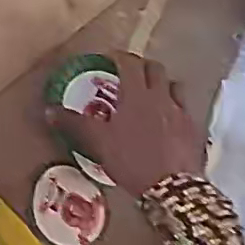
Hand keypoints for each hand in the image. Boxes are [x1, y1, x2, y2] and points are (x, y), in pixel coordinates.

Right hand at [46, 53, 202, 196]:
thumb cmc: (131, 159)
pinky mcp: (195, 129)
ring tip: (153, 93)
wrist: (172, 187)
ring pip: (175, 85)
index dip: (119, 57)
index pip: (130, 63)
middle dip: (142, 66)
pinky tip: (170, 119)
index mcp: (137, 94)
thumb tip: (49, 110)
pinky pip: (186, 109)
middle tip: (130, 73)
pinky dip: (176, 107)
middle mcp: (162, 96)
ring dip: (163, 83)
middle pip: (155, 68)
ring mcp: (182, 112)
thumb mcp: (97, 142)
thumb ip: (73, 123)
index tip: (110, 58)